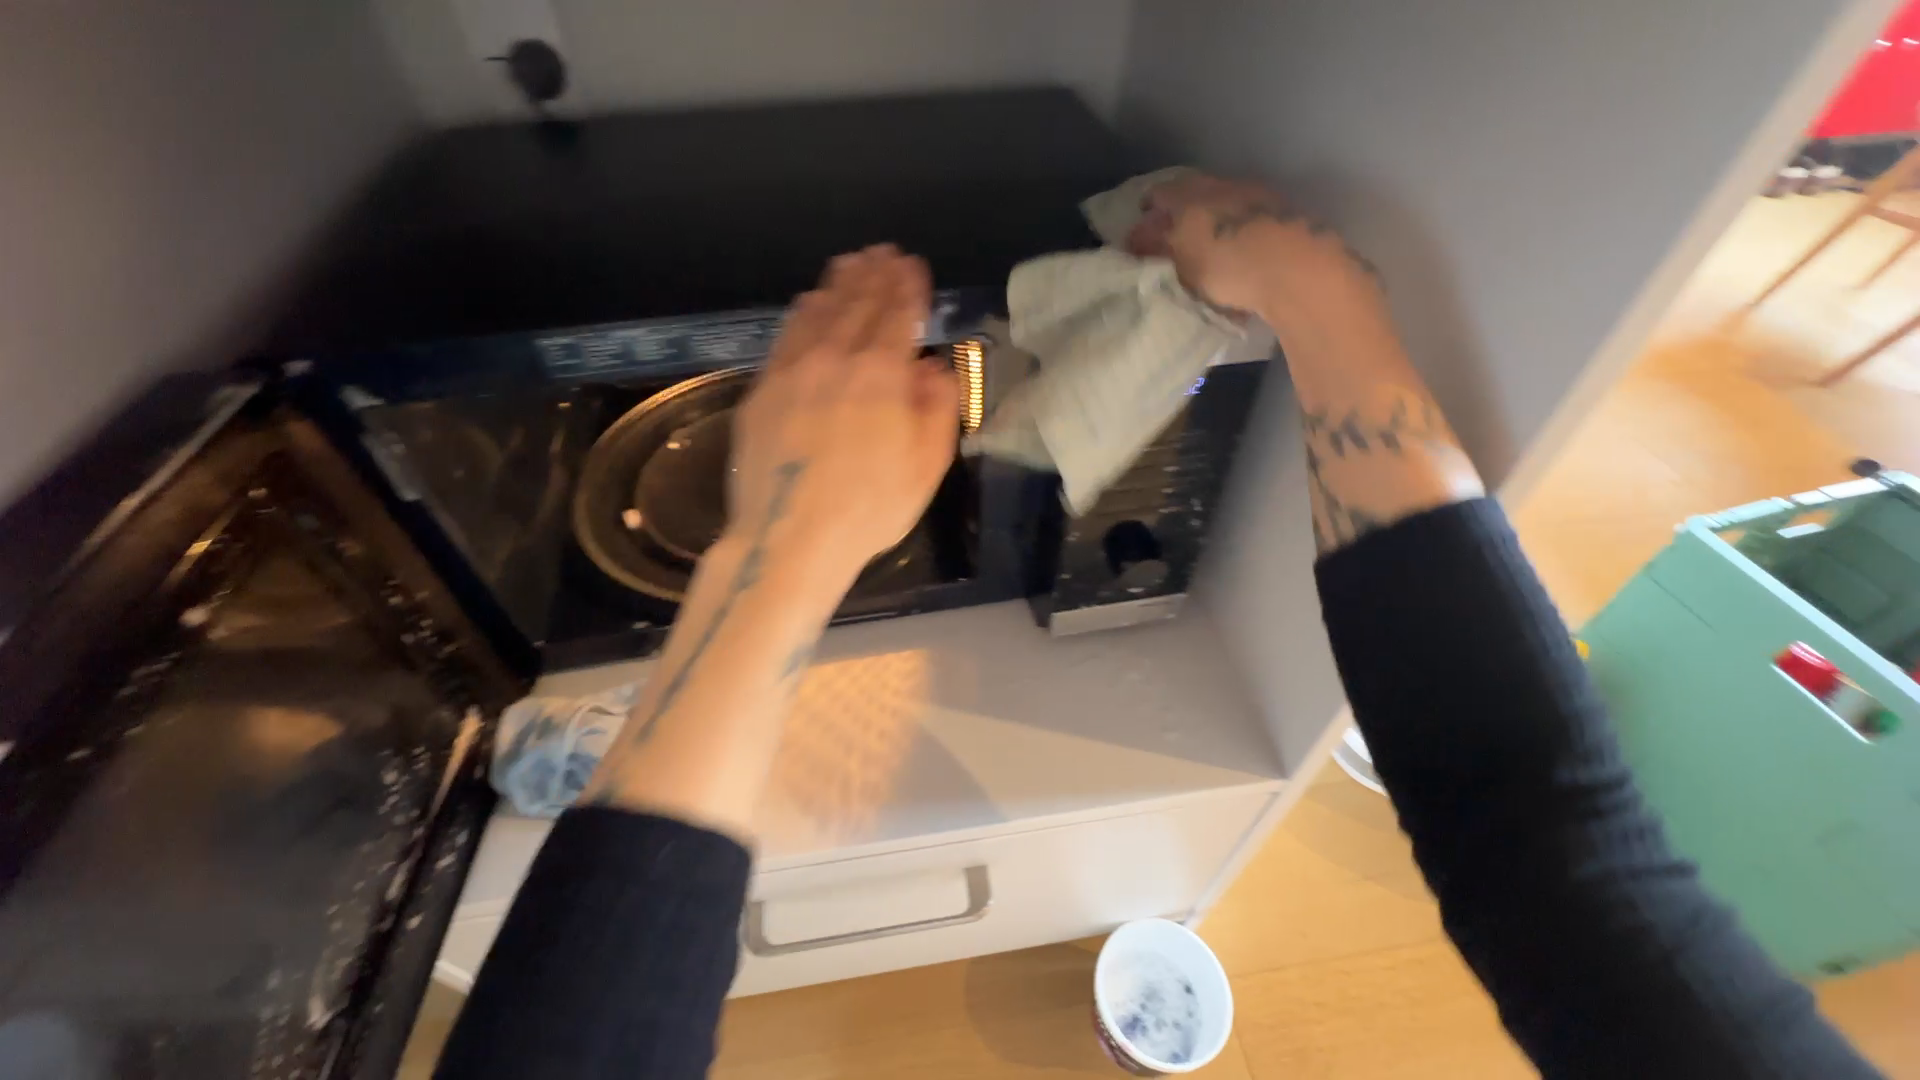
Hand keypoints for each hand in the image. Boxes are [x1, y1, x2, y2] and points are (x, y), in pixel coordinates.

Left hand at [726, 245, 961, 587]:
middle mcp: (835, 358)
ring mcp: (792, 370)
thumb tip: (933, 367)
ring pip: (819, 312)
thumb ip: (937, 407)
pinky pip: (785, 336)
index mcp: (881, 373)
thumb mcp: (927, 464)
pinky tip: (809, 302)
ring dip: (839, 284)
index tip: (914, 266)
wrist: (791, 537)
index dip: (908, 286)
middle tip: (884, 252)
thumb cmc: (871, 508)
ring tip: (851, 263)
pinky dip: (802, 312)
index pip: (898, 314)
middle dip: (875, 274)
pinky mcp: (762, 390)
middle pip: (858, 304)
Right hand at [1127, 174, 1383, 338]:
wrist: (1298, 270)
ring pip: (1227, 209)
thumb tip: (1133, 237)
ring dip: (1214, 226)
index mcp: (1194, 192)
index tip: (1141, 220)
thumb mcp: (1178, 257)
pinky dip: (1240, 240)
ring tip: (1206, 252)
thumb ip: (1153, 245)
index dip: (1148, 206)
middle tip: (1171, 239)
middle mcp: (1228, 187)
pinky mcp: (1287, 224)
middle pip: (1197, 195)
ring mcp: (1262, 202)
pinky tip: (1238, 262)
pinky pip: (1252, 228)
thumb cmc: (1225, 261)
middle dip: (1183, 214)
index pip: (1162, 191)